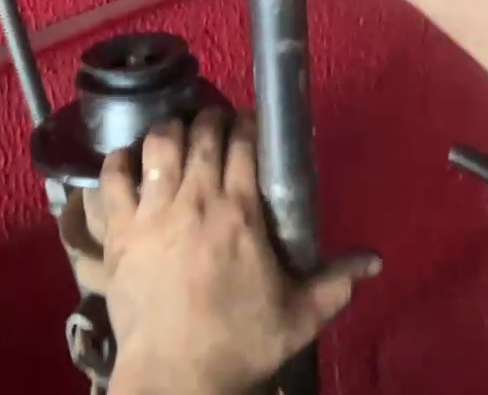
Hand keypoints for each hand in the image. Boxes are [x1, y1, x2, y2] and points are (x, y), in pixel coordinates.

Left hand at [100, 109, 378, 394]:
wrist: (176, 375)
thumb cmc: (239, 343)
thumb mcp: (298, 316)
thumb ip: (336, 283)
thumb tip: (375, 259)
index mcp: (240, 212)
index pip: (243, 145)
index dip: (245, 123)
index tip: (246, 119)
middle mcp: (196, 199)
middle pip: (201, 134)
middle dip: (208, 118)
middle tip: (212, 120)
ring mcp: (153, 210)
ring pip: (159, 144)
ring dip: (168, 129)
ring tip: (174, 130)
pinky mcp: (120, 228)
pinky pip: (113, 176)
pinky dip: (119, 159)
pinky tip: (128, 157)